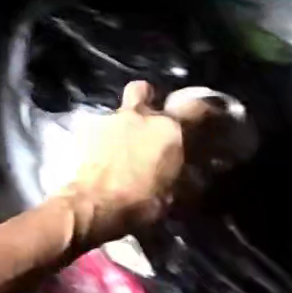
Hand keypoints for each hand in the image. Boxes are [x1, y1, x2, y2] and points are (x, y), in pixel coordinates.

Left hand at [61, 81, 230, 247]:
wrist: (95, 202)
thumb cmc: (144, 199)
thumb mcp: (179, 190)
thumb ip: (188, 170)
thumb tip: (194, 169)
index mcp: (168, 128)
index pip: (196, 106)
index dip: (205, 109)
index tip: (208, 115)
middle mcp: (136, 116)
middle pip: (142, 90)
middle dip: (148, 98)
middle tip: (151, 117)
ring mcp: (106, 120)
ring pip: (118, 111)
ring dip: (124, 123)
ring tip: (123, 143)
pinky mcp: (83, 130)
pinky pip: (98, 127)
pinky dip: (104, 136)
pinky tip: (103, 154)